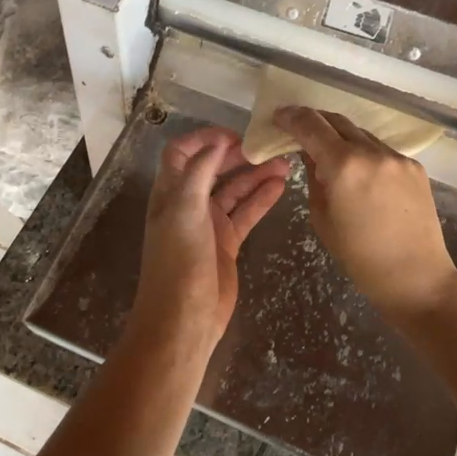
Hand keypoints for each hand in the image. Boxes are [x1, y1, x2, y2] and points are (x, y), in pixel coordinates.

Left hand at [130, 126, 289, 352]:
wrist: (184, 320)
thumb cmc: (179, 263)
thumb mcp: (185, 212)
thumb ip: (199, 174)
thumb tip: (218, 143)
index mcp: (171, 194)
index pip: (181, 153)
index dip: (203, 139)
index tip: (234, 135)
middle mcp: (188, 204)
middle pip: (213, 169)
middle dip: (237, 155)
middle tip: (267, 146)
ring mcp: (209, 224)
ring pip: (235, 190)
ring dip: (256, 175)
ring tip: (285, 163)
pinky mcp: (227, 243)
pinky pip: (246, 213)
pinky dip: (262, 199)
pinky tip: (281, 187)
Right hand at [272, 107, 456, 322]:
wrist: (416, 277)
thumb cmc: (360, 257)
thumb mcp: (322, 217)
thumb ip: (314, 178)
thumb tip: (310, 154)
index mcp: (343, 166)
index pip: (311, 126)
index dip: (291, 117)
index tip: (279, 115)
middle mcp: (371, 151)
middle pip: (336, 121)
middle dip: (315, 121)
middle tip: (299, 128)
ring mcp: (397, 157)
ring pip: (361, 134)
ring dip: (342, 137)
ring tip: (331, 153)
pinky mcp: (414, 166)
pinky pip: (382, 151)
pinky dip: (365, 154)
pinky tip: (362, 174)